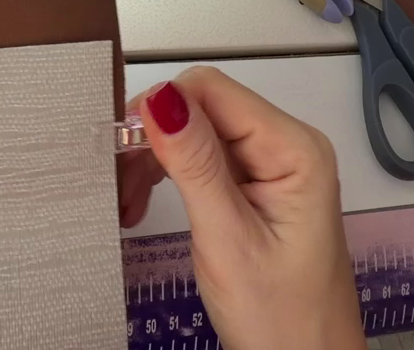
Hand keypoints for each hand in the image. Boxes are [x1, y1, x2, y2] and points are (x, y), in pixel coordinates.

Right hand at [134, 67, 364, 349]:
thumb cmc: (281, 322)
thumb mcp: (229, 242)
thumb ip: (195, 165)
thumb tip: (161, 98)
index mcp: (294, 148)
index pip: (213, 90)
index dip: (163, 107)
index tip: (123, 145)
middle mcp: (285, 142)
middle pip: (201, 107)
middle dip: (154, 138)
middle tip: (119, 181)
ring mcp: (269, 161)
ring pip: (195, 129)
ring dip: (155, 157)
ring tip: (127, 199)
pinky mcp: (254, 180)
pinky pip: (201, 155)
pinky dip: (168, 173)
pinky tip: (144, 198)